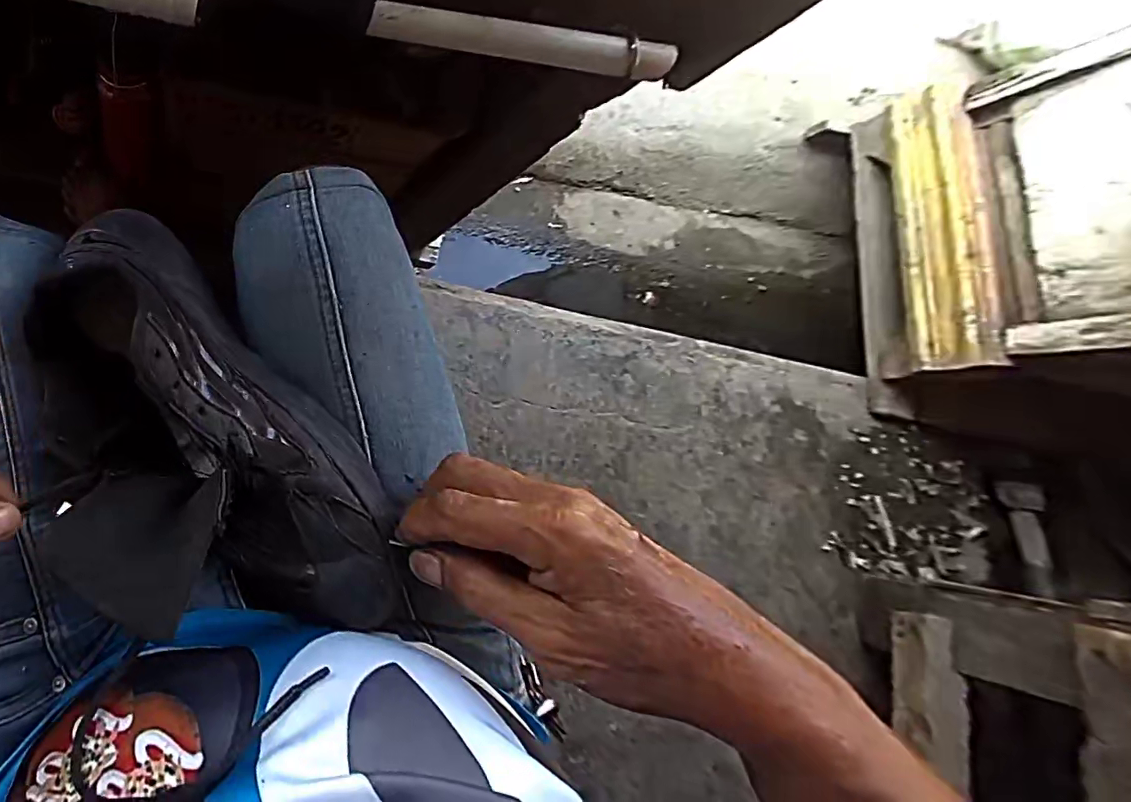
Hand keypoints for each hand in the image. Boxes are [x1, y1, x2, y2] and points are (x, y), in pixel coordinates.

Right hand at [397, 454, 843, 741]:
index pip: (455, 504)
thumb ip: (478, 592)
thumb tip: (431, 564)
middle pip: (464, 470)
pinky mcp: (580, 510)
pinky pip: (511, 492)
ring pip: (486, 476)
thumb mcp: (550, 640)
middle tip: (419, 541)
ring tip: (454, 555)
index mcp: (552, 528)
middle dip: (430, 501)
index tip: (404, 541)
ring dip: (457, 505)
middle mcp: (561, 500)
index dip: (418, 522)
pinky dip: (484, 512)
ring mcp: (572, 500)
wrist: (726, 659)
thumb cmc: (654, 656)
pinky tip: (490, 554)